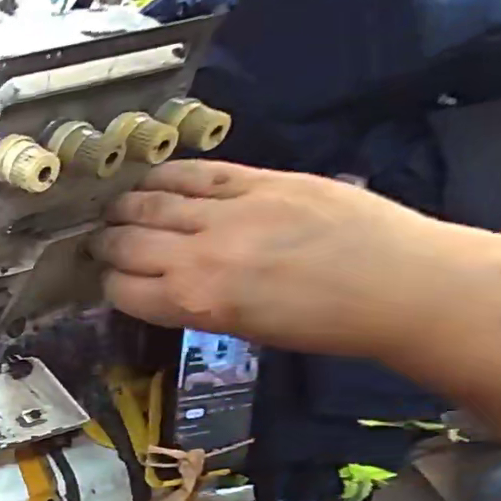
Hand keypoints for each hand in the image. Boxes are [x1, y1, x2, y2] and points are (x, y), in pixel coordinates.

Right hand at [93, 161, 500, 357]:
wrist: (402, 285)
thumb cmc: (316, 323)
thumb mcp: (233, 326)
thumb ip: (185, 301)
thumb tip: (153, 280)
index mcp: (191, 302)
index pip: (119, 287)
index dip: (107, 281)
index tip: (108, 276)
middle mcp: (199, 256)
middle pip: (126, 243)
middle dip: (104, 243)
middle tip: (99, 240)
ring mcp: (231, 213)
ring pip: (152, 204)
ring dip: (125, 207)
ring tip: (116, 209)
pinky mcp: (264, 182)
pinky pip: (199, 173)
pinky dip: (168, 175)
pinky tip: (153, 178)